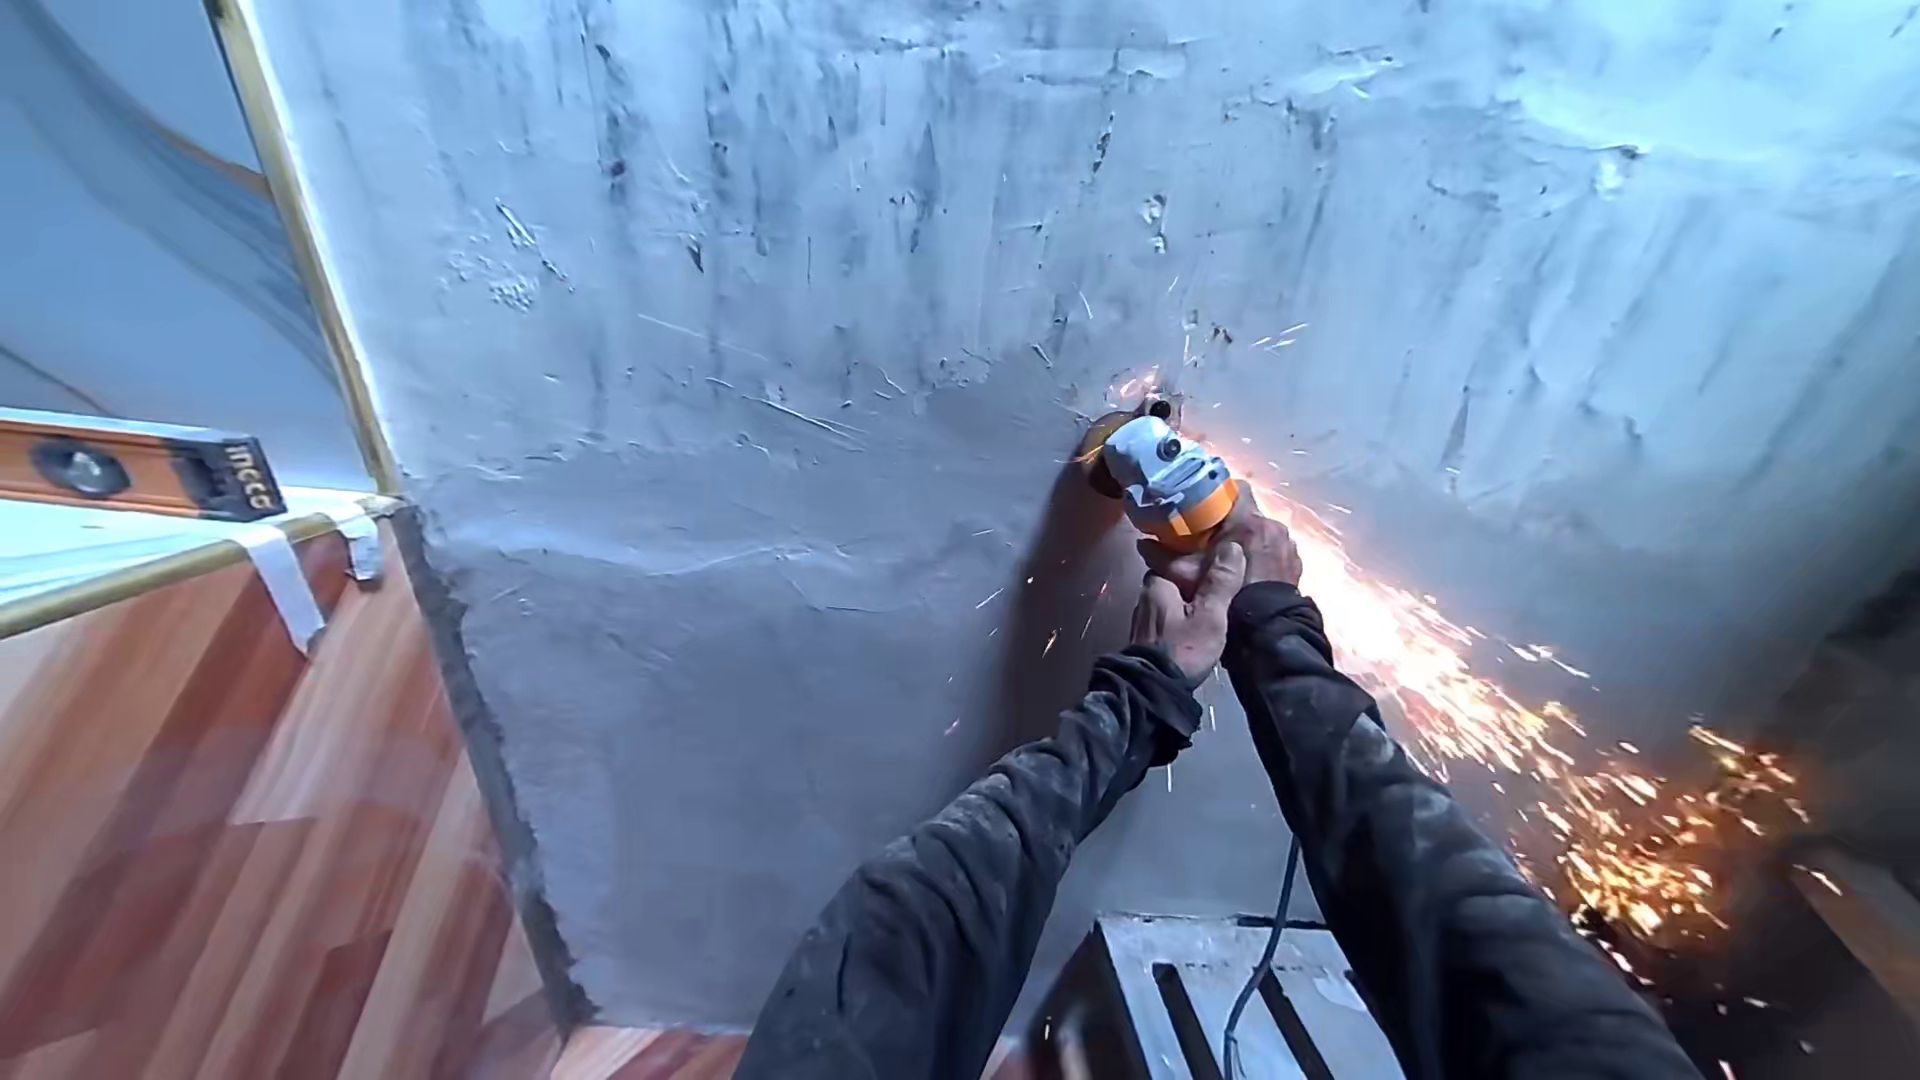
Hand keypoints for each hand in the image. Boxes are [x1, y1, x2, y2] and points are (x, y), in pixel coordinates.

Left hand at [1131, 542, 1246, 679]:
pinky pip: (1168, 617)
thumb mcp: (1210, 614)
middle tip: (1224, 586)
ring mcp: (1143, 618)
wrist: (1155, 688)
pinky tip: (1198, 625)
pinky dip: (1182, 617)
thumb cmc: (1182, 648)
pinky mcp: (1146, 637)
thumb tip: (1232, 547)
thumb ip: (1220, 582)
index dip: (1198, 560)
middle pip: (1174, 580)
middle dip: (1194, 582)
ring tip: (1216, 605)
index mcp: (1156, 584)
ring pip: (1171, 600)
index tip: (1220, 563)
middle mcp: (1145, 596)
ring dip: (1188, 602)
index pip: (1177, 560)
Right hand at [1137, 481, 1301, 599]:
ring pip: (1263, 529)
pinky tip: (1251, 568)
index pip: (1237, 487)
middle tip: (1213, 534)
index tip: (1206, 506)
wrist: (1265, 625)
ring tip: (1232, 553)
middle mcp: (1270, 525)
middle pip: (1249, 510)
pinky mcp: (1295, 560)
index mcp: (1246, 521)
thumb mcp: (1184, 575)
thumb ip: (1161, 557)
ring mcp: (1286, 543)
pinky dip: (1263, 552)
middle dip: (1232, 519)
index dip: (1221, 493)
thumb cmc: (1224, 592)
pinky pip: (1275, 547)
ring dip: (1249, 536)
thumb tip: (1142, 543)